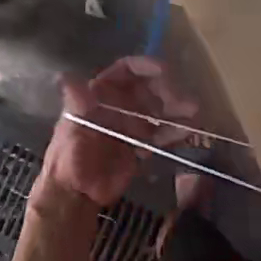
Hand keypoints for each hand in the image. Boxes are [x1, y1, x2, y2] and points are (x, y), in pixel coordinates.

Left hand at [38, 56, 197, 207]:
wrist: (75, 193)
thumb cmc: (68, 158)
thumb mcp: (71, 130)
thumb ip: (77, 105)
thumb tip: (66, 77)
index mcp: (101, 94)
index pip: (126, 71)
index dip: (145, 67)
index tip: (165, 70)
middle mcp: (121, 105)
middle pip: (150, 88)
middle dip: (169, 90)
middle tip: (184, 103)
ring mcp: (133, 125)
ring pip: (161, 110)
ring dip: (178, 110)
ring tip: (194, 115)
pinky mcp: (142, 145)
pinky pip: (163, 132)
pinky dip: (177, 130)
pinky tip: (188, 132)